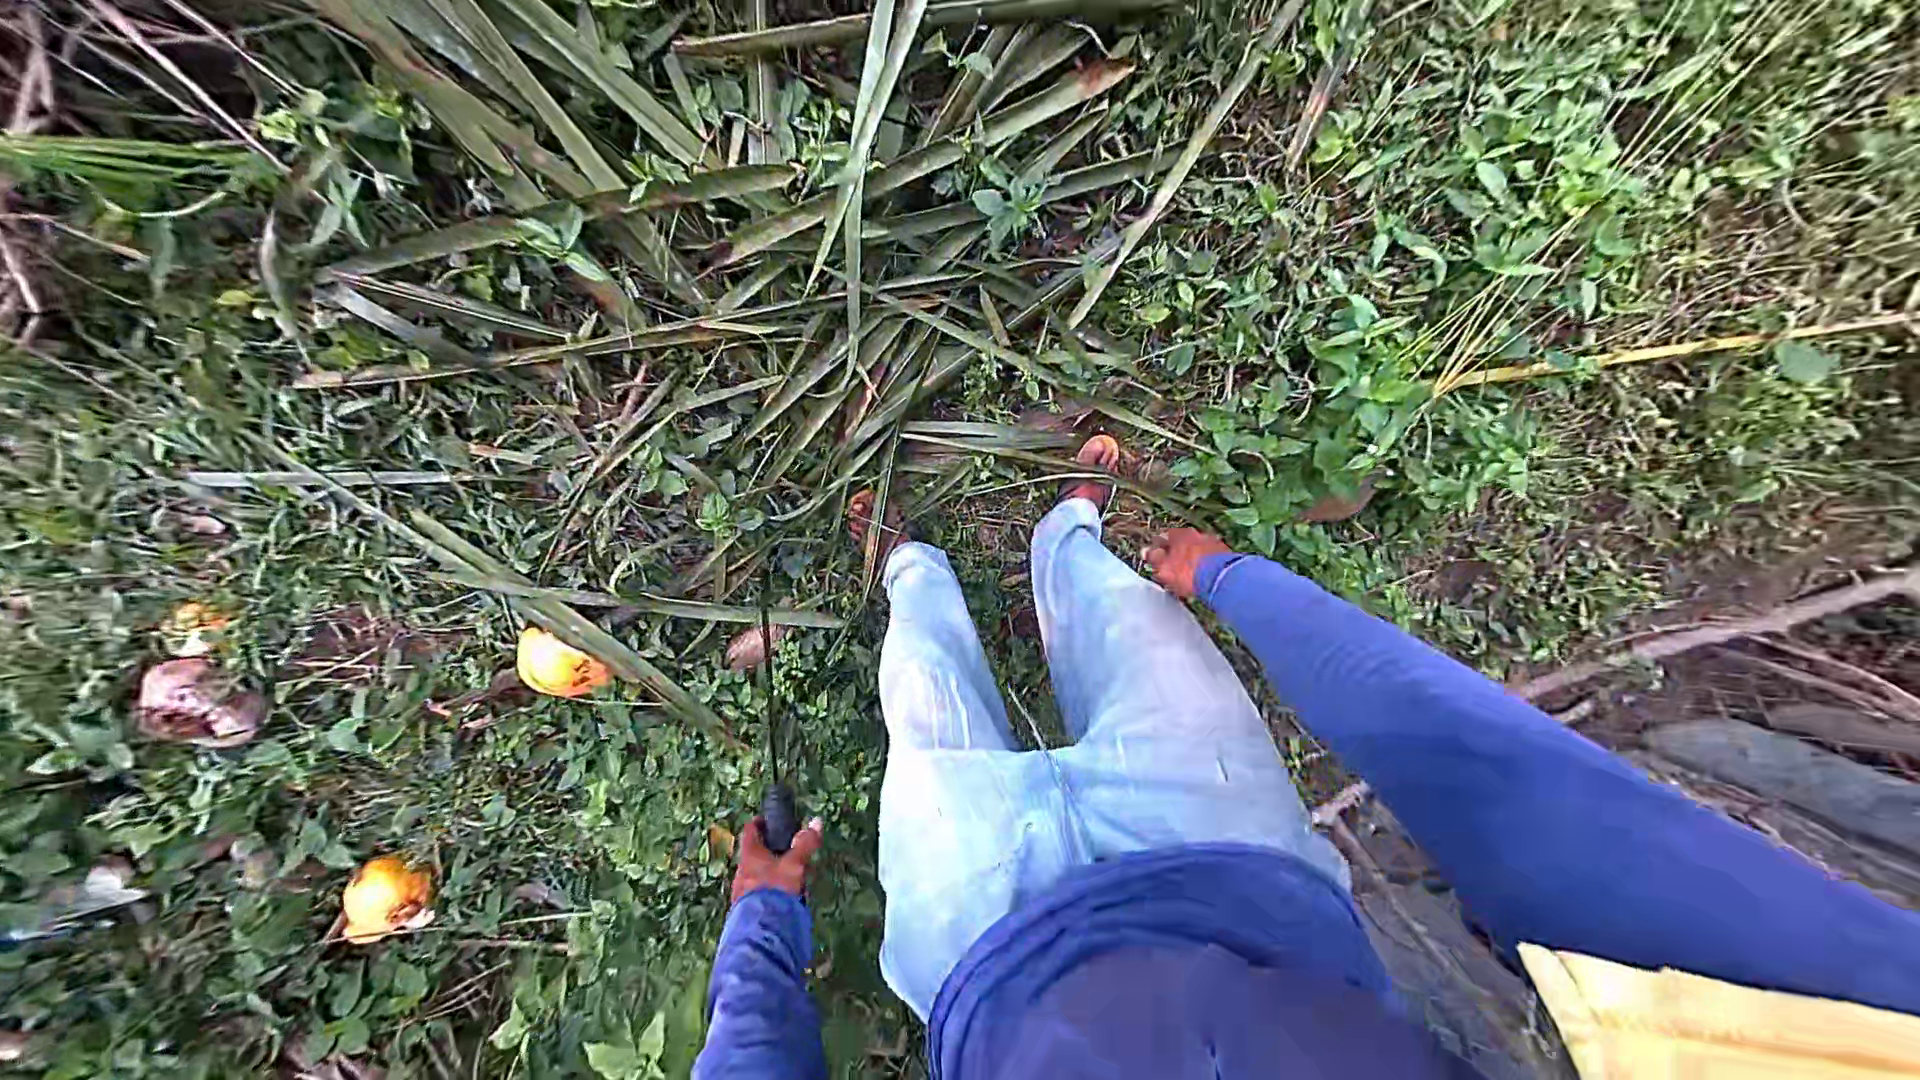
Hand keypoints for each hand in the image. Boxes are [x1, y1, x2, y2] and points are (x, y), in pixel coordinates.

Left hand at [730, 815, 824, 903]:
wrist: (760, 932)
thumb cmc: (775, 888)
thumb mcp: (795, 863)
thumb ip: (805, 843)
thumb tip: (817, 821)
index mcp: (750, 854)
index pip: (750, 830)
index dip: (760, 822)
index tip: (771, 820)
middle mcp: (742, 871)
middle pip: (756, 854)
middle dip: (773, 852)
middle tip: (791, 851)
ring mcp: (741, 892)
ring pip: (759, 874)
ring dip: (774, 873)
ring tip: (794, 877)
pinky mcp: (746, 911)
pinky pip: (760, 893)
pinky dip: (772, 890)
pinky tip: (786, 897)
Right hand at [1143, 528, 1232, 599]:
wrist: (1222, 579)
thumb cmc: (1187, 572)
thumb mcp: (1163, 568)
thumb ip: (1154, 558)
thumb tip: (1147, 551)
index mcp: (1177, 534)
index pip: (1162, 537)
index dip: (1157, 549)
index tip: (1155, 560)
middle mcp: (1196, 533)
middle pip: (1181, 542)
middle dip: (1176, 553)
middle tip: (1172, 568)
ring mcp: (1212, 542)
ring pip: (1197, 549)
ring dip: (1192, 558)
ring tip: (1189, 574)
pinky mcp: (1226, 554)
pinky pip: (1210, 558)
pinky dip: (1205, 564)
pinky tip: (1203, 576)